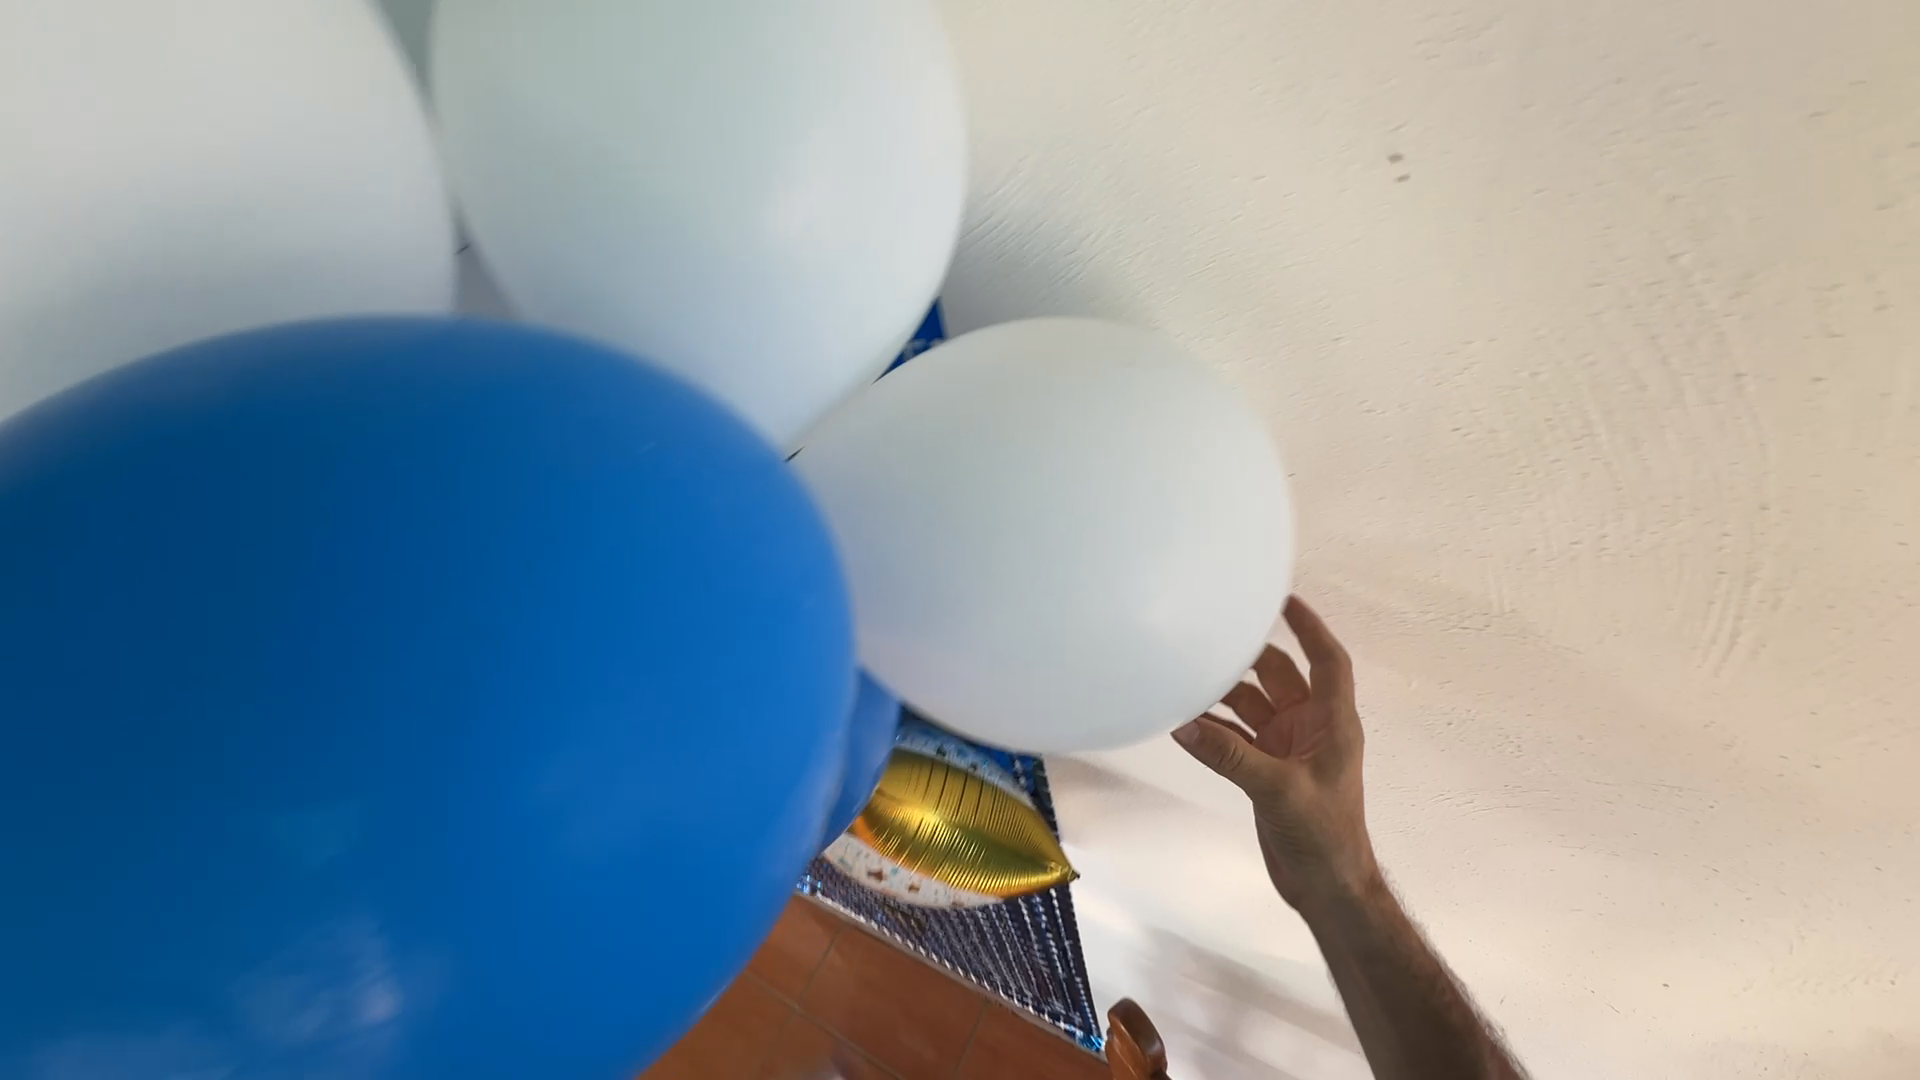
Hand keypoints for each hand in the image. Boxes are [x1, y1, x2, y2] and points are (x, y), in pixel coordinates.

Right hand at [1173, 596, 1378, 909]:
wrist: (1326, 888)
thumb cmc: (1324, 838)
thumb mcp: (1279, 791)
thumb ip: (1230, 756)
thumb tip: (1182, 724)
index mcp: (1332, 723)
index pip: (1327, 661)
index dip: (1310, 627)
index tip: (1284, 597)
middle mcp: (1308, 726)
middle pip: (1276, 675)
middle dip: (1244, 658)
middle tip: (1208, 637)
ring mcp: (1284, 746)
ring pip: (1248, 704)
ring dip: (1219, 695)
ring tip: (1183, 681)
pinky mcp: (1263, 767)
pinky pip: (1232, 734)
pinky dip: (1210, 727)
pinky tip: (1182, 722)